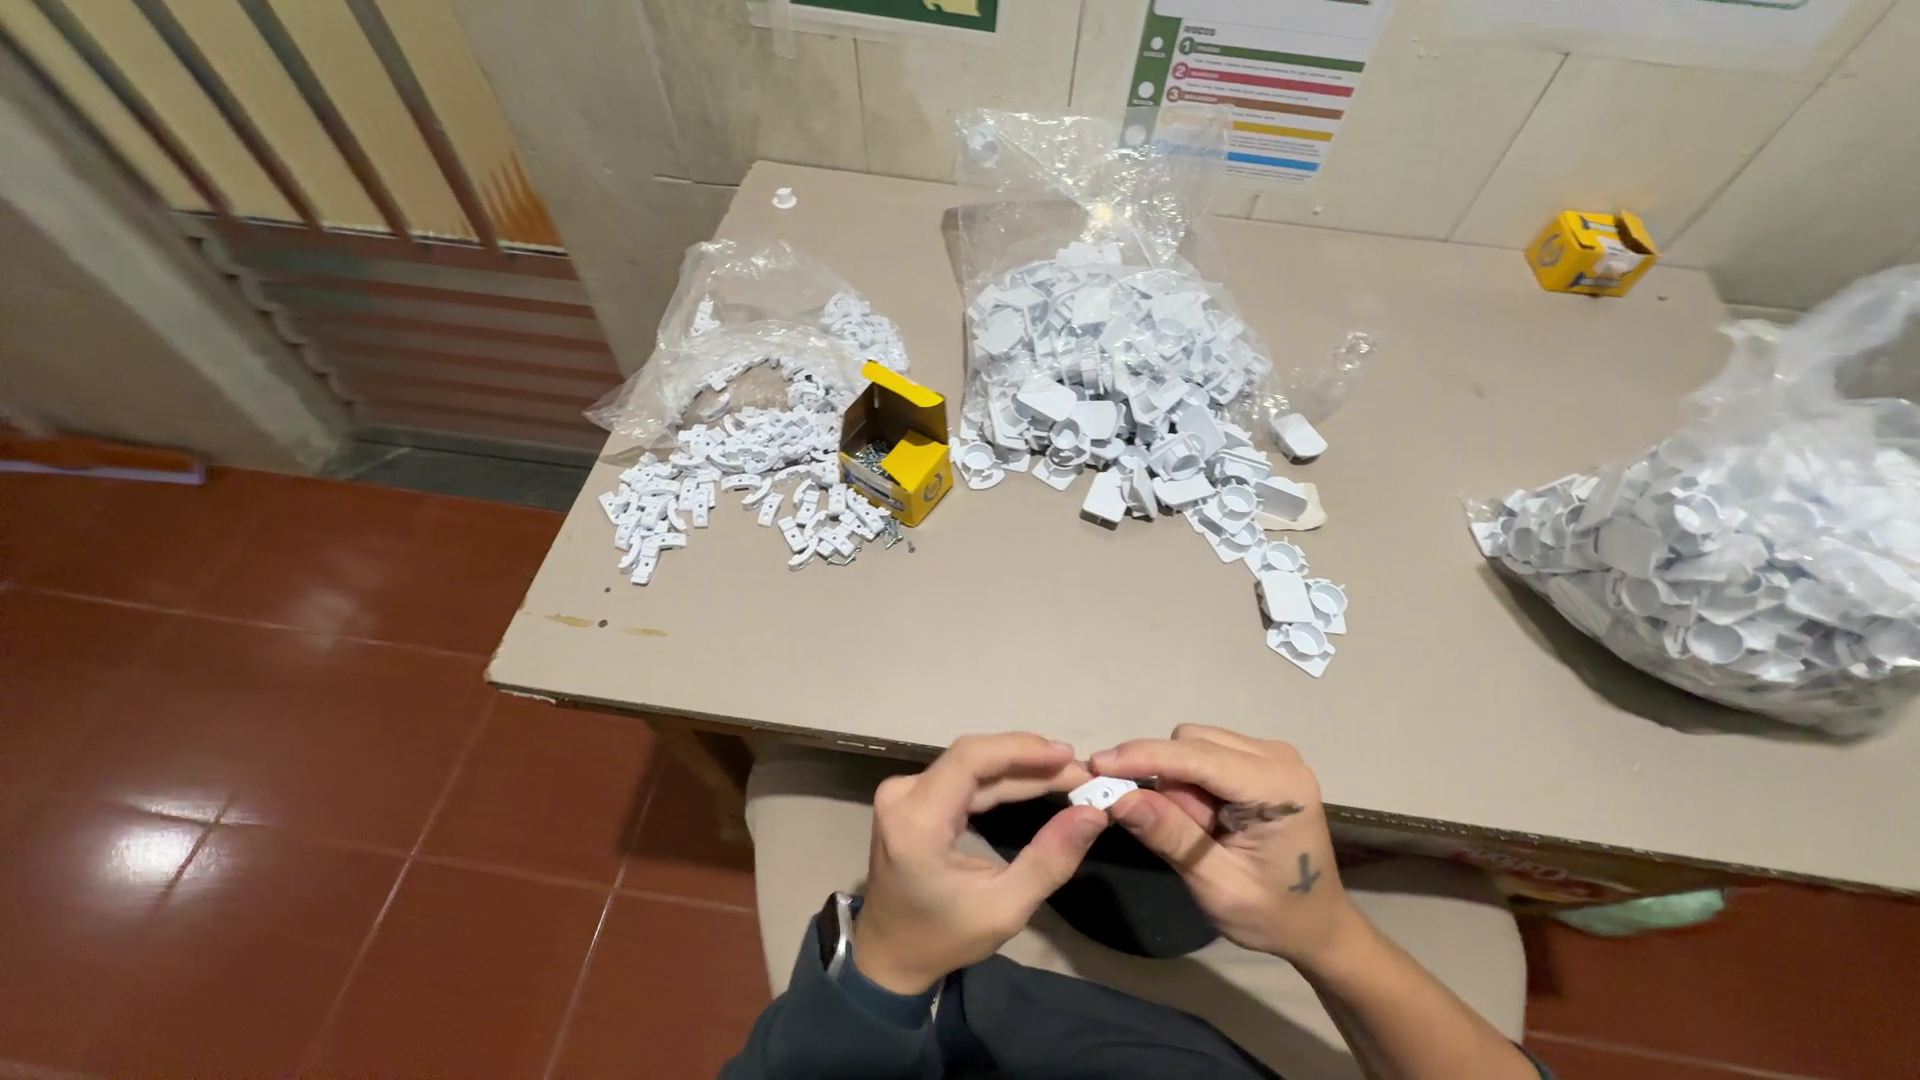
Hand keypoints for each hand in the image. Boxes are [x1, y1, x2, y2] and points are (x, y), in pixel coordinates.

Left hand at [850, 734, 1107, 993]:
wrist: (888, 954)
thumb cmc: (943, 937)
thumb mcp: (1004, 909)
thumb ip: (1049, 860)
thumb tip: (1093, 813)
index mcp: (917, 822)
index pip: (970, 758)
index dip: (1020, 749)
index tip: (1066, 756)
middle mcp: (902, 795)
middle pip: (973, 758)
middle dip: (1029, 761)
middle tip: (1079, 773)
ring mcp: (902, 792)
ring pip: (970, 765)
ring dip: (1018, 768)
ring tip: (1065, 775)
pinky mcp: (910, 796)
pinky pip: (961, 777)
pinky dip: (999, 779)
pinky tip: (1033, 781)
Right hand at [1090, 724, 1360, 964]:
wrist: (1317, 925)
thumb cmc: (1272, 913)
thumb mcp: (1216, 885)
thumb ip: (1170, 836)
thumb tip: (1119, 798)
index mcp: (1278, 787)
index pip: (1197, 756)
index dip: (1144, 757)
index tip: (1097, 765)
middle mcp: (1278, 757)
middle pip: (1191, 743)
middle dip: (1169, 783)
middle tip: (1182, 834)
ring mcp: (1271, 754)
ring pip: (1193, 745)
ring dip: (1179, 784)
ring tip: (1201, 831)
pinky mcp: (1259, 759)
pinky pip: (1203, 753)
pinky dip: (1191, 782)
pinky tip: (1208, 819)